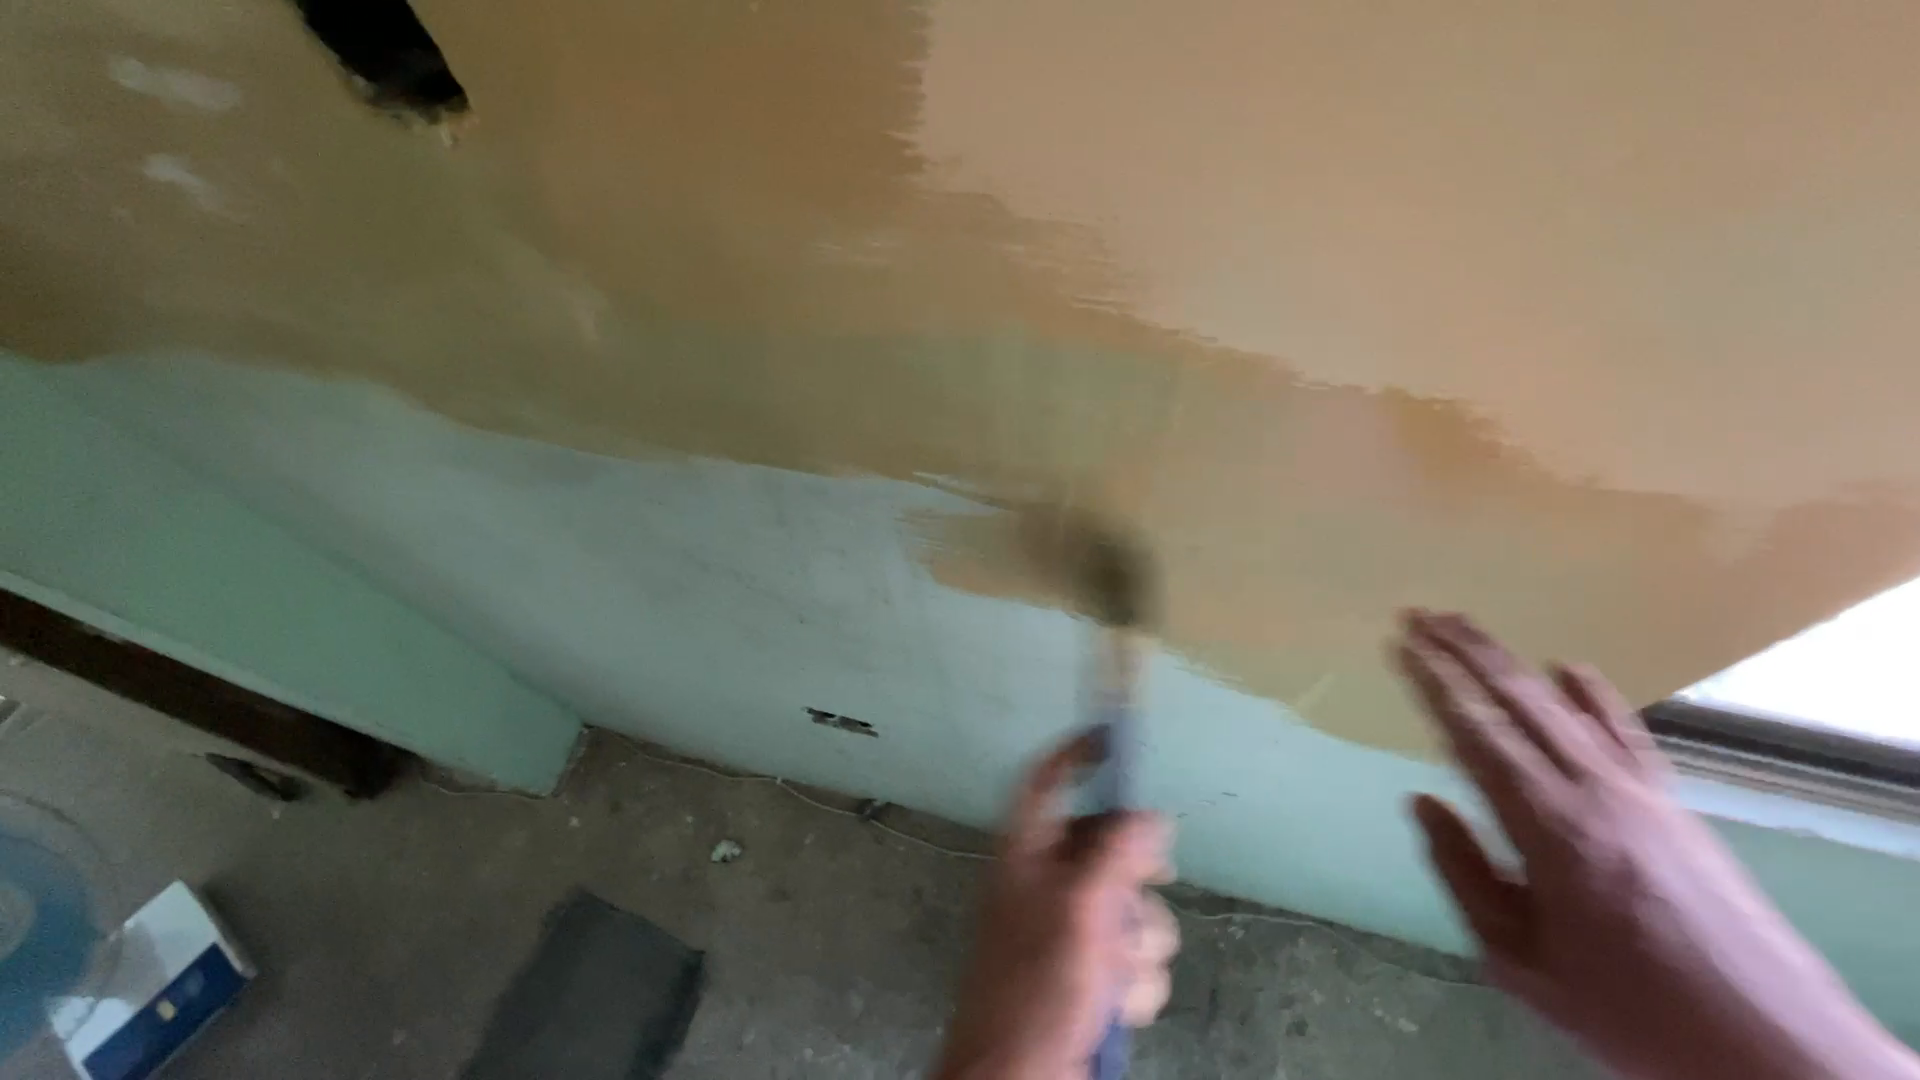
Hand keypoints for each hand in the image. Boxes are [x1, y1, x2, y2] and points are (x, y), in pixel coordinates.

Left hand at [935, 732, 1177, 1079]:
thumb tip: (1150, 814)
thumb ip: (1116, 853)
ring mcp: (1070, 927)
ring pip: (1133, 905)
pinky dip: (1135, 979)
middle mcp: (1048, 879)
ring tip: (1115, 973)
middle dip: (1137, 879)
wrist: (1018, 1076)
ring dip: (1139, 943)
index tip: (1115, 737)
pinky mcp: (1090, 969)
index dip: (1076, 752)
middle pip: (1109, 845)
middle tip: (1147, 888)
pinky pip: (1135, 954)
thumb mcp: (1079, 908)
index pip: (1047, 780)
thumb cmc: (1036, 984)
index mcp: (1026, 850)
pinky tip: (1118, 1004)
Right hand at [1397, 610, 1919, 1079]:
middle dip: (1464, 652)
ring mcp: (1641, 792)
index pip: (1476, 735)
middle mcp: (1595, 791)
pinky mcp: (1674, 804)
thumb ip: (1464, 872)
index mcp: (1548, 827)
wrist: (1771, 1049)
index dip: (1434, 685)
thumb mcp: (1517, 958)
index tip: (1401, 645)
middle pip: (1518, 701)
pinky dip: (1593, 695)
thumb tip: (1422, 800)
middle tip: (1420, 614)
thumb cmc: (1626, 1008)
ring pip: (1564, 706)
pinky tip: (1569, 667)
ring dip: (1511, 661)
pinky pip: (1625, 732)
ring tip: (1469, 629)